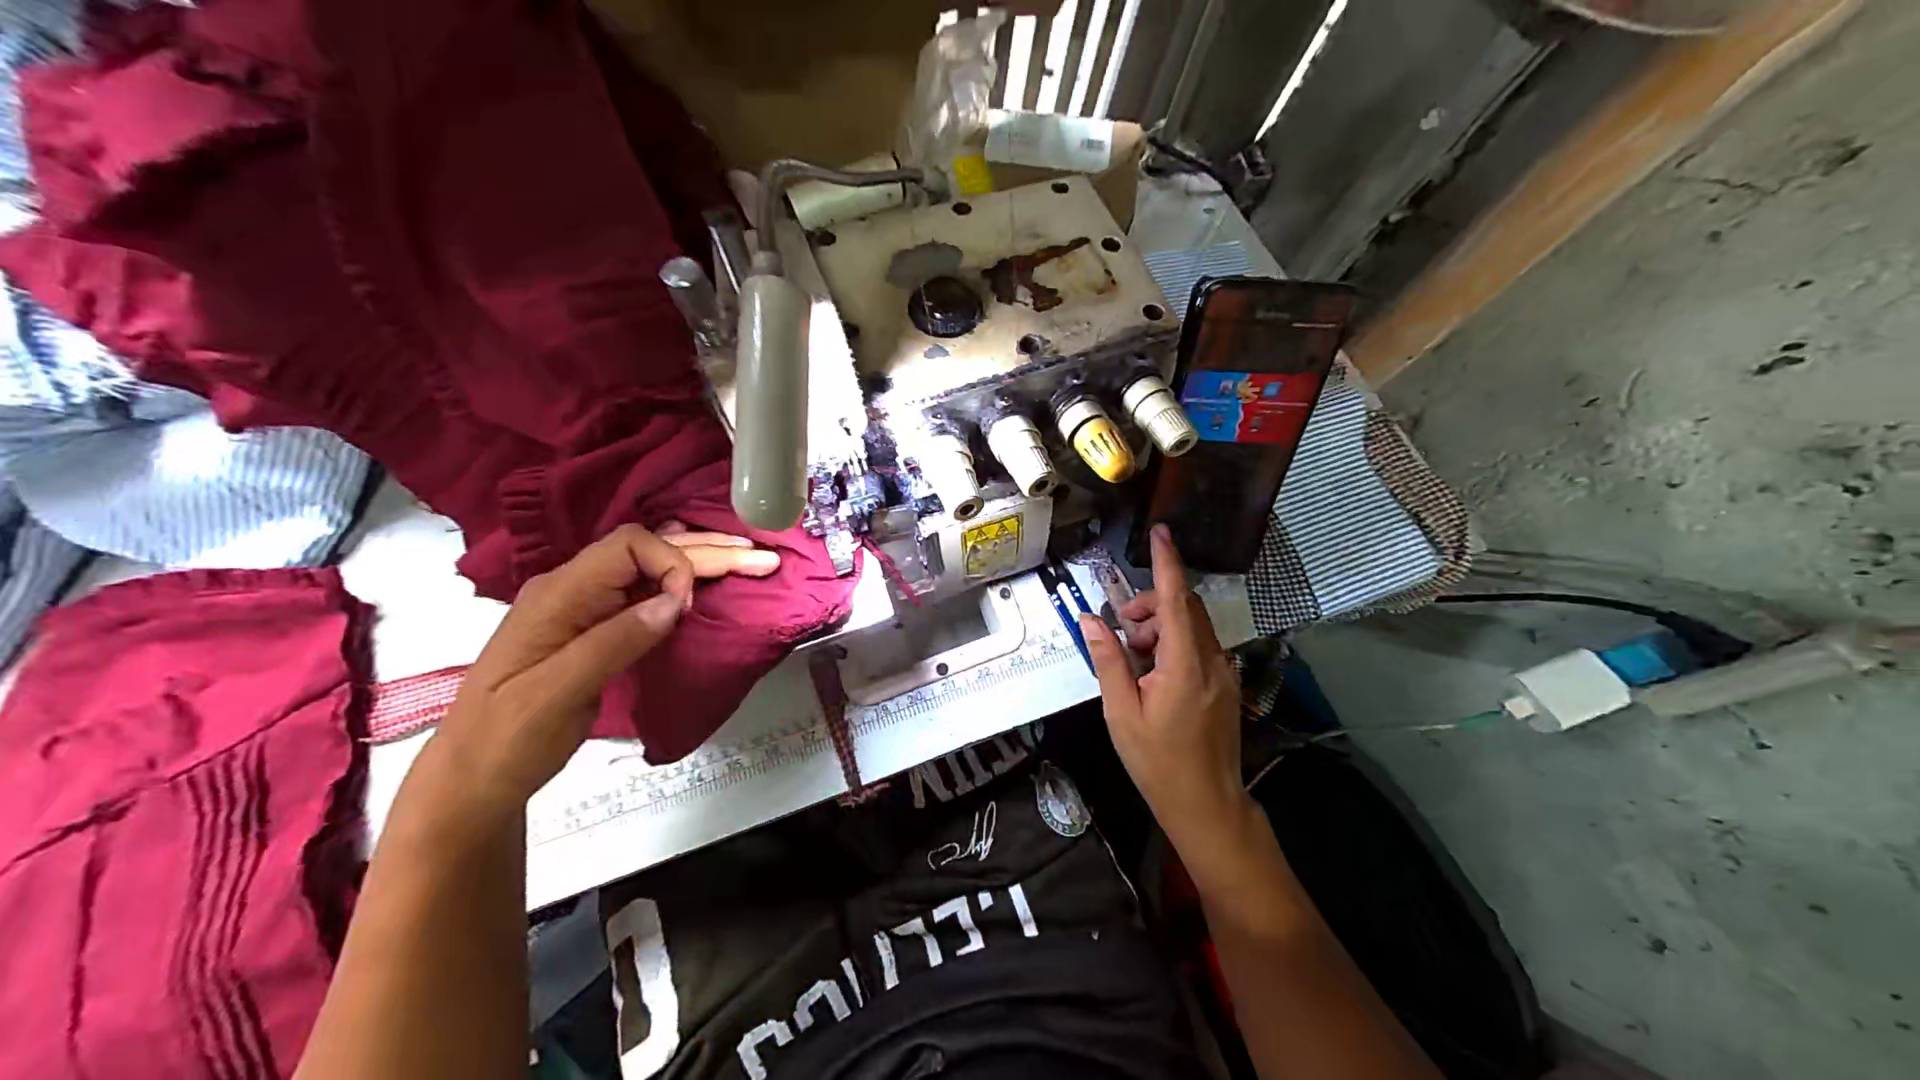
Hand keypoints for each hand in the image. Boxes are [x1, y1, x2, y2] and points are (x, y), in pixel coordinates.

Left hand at [436, 522, 779, 809]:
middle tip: (761, 558)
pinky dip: (683, 581)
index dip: (671, 563)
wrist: (473, 777)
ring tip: (747, 557)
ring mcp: (585, 608)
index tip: (689, 607)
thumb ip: (614, 642)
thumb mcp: (554, 694)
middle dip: (707, 552)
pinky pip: (645, 591)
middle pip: (647, 551)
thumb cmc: (507, 738)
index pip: (628, 548)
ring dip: (701, 561)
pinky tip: (705, 575)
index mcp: (559, 594)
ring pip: (650, 568)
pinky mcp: (596, 629)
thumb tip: (676, 600)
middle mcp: (574, 589)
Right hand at [1079, 525, 1245, 848]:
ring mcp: (1224, 673)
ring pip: (1191, 627)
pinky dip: (1172, 645)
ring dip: (1159, 627)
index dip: (1166, 563)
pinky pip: (1199, 646)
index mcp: (1185, 665)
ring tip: (1133, 660)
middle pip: (1182, 609)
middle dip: (1149, 606)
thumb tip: (1090, 620)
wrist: (1207, 803)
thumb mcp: (1121, 712)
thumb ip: (1107, 660)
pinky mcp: (1226, 684)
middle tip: (1121, 632)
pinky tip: (1153, 672)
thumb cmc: (1158, 762)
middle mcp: (1212, 661)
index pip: (1175, 600)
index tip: (1160, 533)